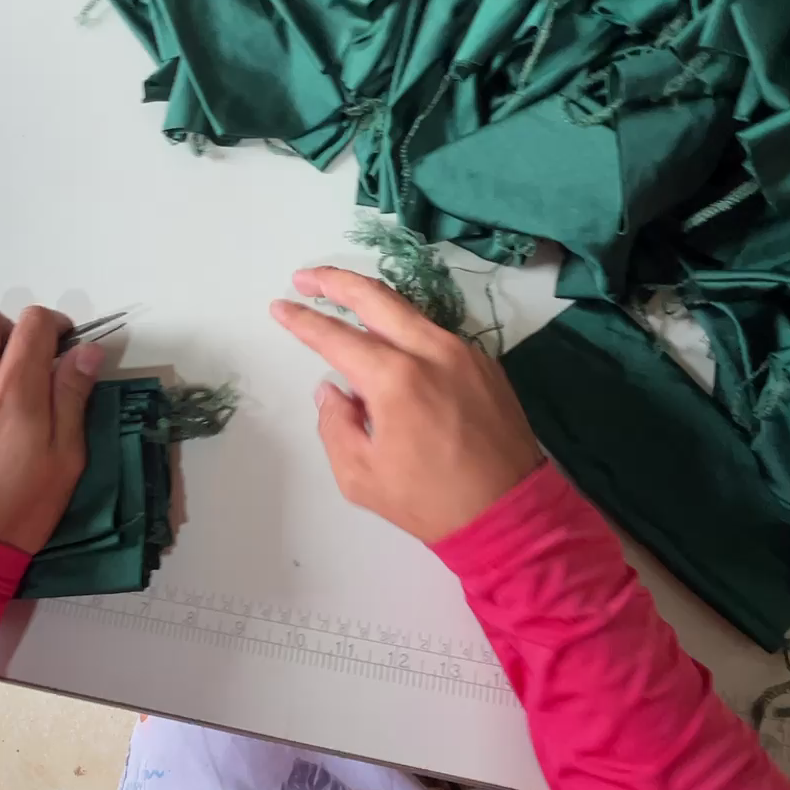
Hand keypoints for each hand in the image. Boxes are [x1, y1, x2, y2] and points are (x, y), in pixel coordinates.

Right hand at [271, 267, 543, 542]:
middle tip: (304, 277)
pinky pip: (433, 333)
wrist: (509, 513)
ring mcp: (463, 352)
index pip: (335, 336)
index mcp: (395, 380)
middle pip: (375, 296)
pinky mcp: (483, 362)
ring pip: (407, 310)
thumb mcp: (359, 476)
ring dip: (370, 300)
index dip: (302, 320)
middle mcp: (431, 351)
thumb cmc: (428, 500)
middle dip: (333, 280)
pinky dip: (403, 329)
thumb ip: (334, 425)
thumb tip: (332, 390)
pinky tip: (389, 343)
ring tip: (341, 299)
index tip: (280, 307)